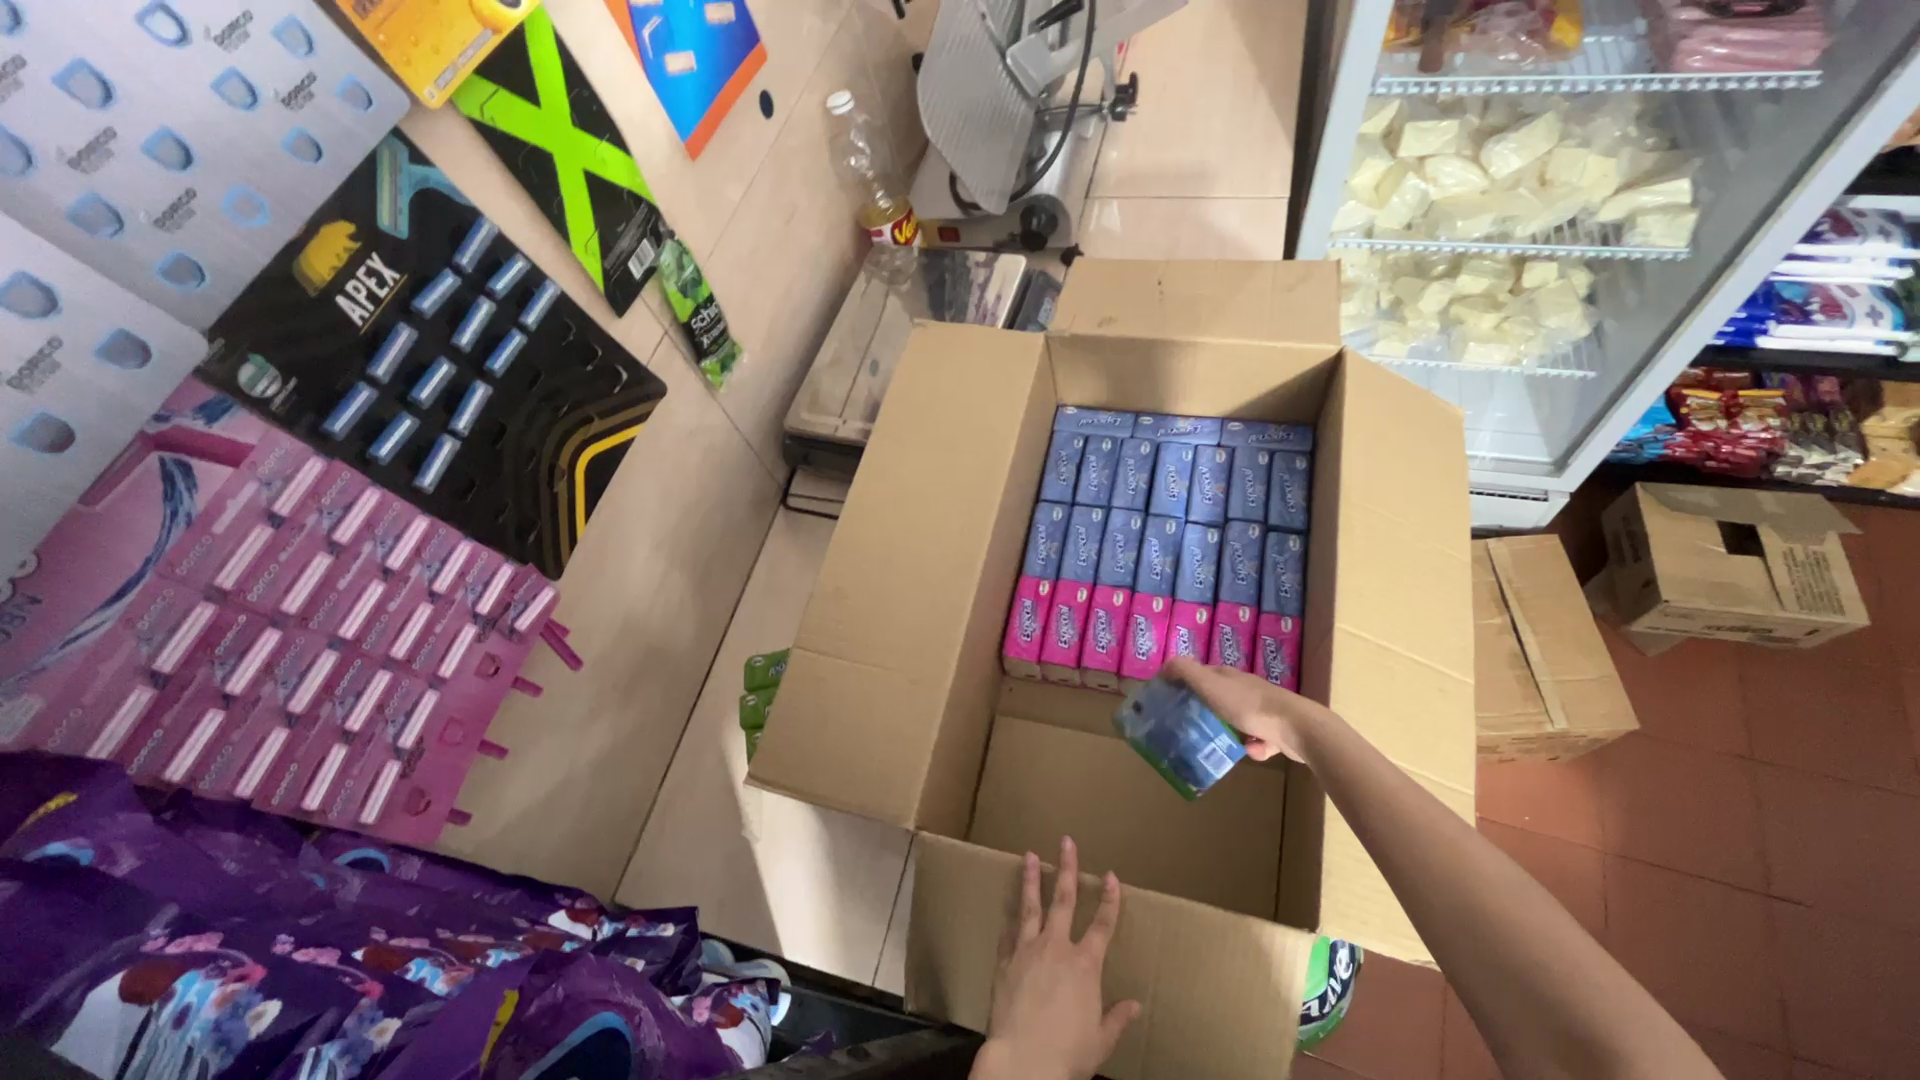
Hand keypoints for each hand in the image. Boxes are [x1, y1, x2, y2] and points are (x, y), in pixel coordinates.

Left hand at [972, 837, 1140, 1079]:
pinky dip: (1011, 922)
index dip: (1109, 898)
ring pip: (1030, 907)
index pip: (1103, 924)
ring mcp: (1027, 952)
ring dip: (1031, 879)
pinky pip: (1008, 935)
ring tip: (1029, 855)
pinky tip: (1009, 911)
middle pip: (1063, 899)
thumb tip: (1135, 1006)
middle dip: (1067, 868)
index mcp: (1085, 965)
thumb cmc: (1068, 1053)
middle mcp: (1057, 949)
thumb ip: (1117, 1018)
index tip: (1110, 875)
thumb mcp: (1101, 1040)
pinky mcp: (1004, 963)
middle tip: (1066, 841)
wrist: (1023, 1061)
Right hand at [1162, 657, 1325, 763]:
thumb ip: (1185, 671)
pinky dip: (1253, 748)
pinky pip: (1259, 741)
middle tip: (1188, 726)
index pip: (1202, 674)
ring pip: (1239, 720)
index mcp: (1229, 677)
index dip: (1185, 683)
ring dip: (1229, 731)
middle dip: (1205, 710)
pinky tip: (1249, 752)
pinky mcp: (1277, 731)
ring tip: (1216, 744)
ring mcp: (1264, 710)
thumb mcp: (1210, 684)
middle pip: (1220, 697)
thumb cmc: (1248, 705)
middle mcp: (1246, 689)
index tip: (1169, 700)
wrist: (1296, 727)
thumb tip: (1164, 666)